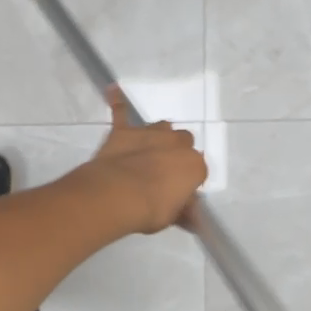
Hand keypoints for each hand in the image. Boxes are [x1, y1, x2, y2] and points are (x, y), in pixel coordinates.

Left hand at [72, 87, 207, 234]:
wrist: (117, 196)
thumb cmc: (151, 210)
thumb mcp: (172, 217)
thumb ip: (183, 212)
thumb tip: (192, 219)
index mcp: (194, 165)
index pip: (198, 172)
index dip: (187, 183)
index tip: (177, 194)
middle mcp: (177, 143)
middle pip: (183, 144)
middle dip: (176, 156)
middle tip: (162, 175)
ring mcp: (151, 132)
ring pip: (162, 128)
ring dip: (158, 138)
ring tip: (147, 154)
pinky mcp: (124, 130)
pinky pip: (121, 111)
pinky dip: (118, 103)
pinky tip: (112, 91)